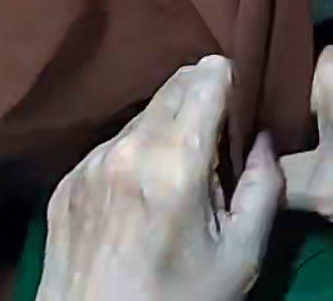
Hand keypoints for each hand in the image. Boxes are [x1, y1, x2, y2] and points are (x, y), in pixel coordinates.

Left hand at [37, 55, 281, 300]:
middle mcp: (129, 147)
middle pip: (178, 83)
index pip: (208, 73)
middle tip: (213, 145)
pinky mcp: (67, 180)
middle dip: (203, 99)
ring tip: (174, 178)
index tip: (237, 113)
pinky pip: (115, 143)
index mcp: (174, 161)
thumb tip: (263, 137)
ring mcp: (91, 162)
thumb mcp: (240, 258)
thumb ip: (265, 186)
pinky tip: (139, 199)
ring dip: (168, 128)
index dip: (230, 84)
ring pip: (146, 112)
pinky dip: (137, 155)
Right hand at [280, 33, 332, 285]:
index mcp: (329, 59)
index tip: (275, 153)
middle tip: (306, 158)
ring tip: (332, 153)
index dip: (276, 126)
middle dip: (305, 121)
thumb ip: (275, 176)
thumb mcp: (322, 188)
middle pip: (308, 86)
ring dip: (331, 117)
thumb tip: (251, 164)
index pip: (282, 90)